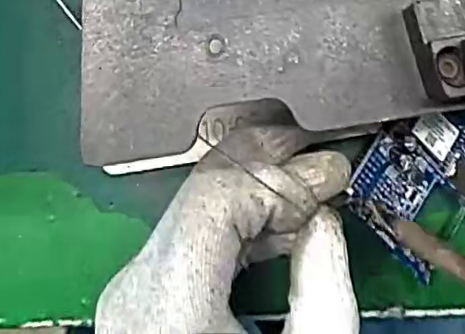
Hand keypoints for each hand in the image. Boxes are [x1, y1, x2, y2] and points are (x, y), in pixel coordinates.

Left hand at [96, 125, 355, 333]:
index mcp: (165, 303)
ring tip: (311, 190)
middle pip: (205, 188)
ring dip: (260, 191)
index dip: (282, 176)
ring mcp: (134, 293)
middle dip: (272, 166)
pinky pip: (195, 237)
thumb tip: (322, 220)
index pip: (220, 192)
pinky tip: (279, 228)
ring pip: (200, 204)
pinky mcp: (144, 303)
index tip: (330, 177)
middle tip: (323, 161)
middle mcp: (136, 287)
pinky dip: (241, 223)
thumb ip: (321, 290)